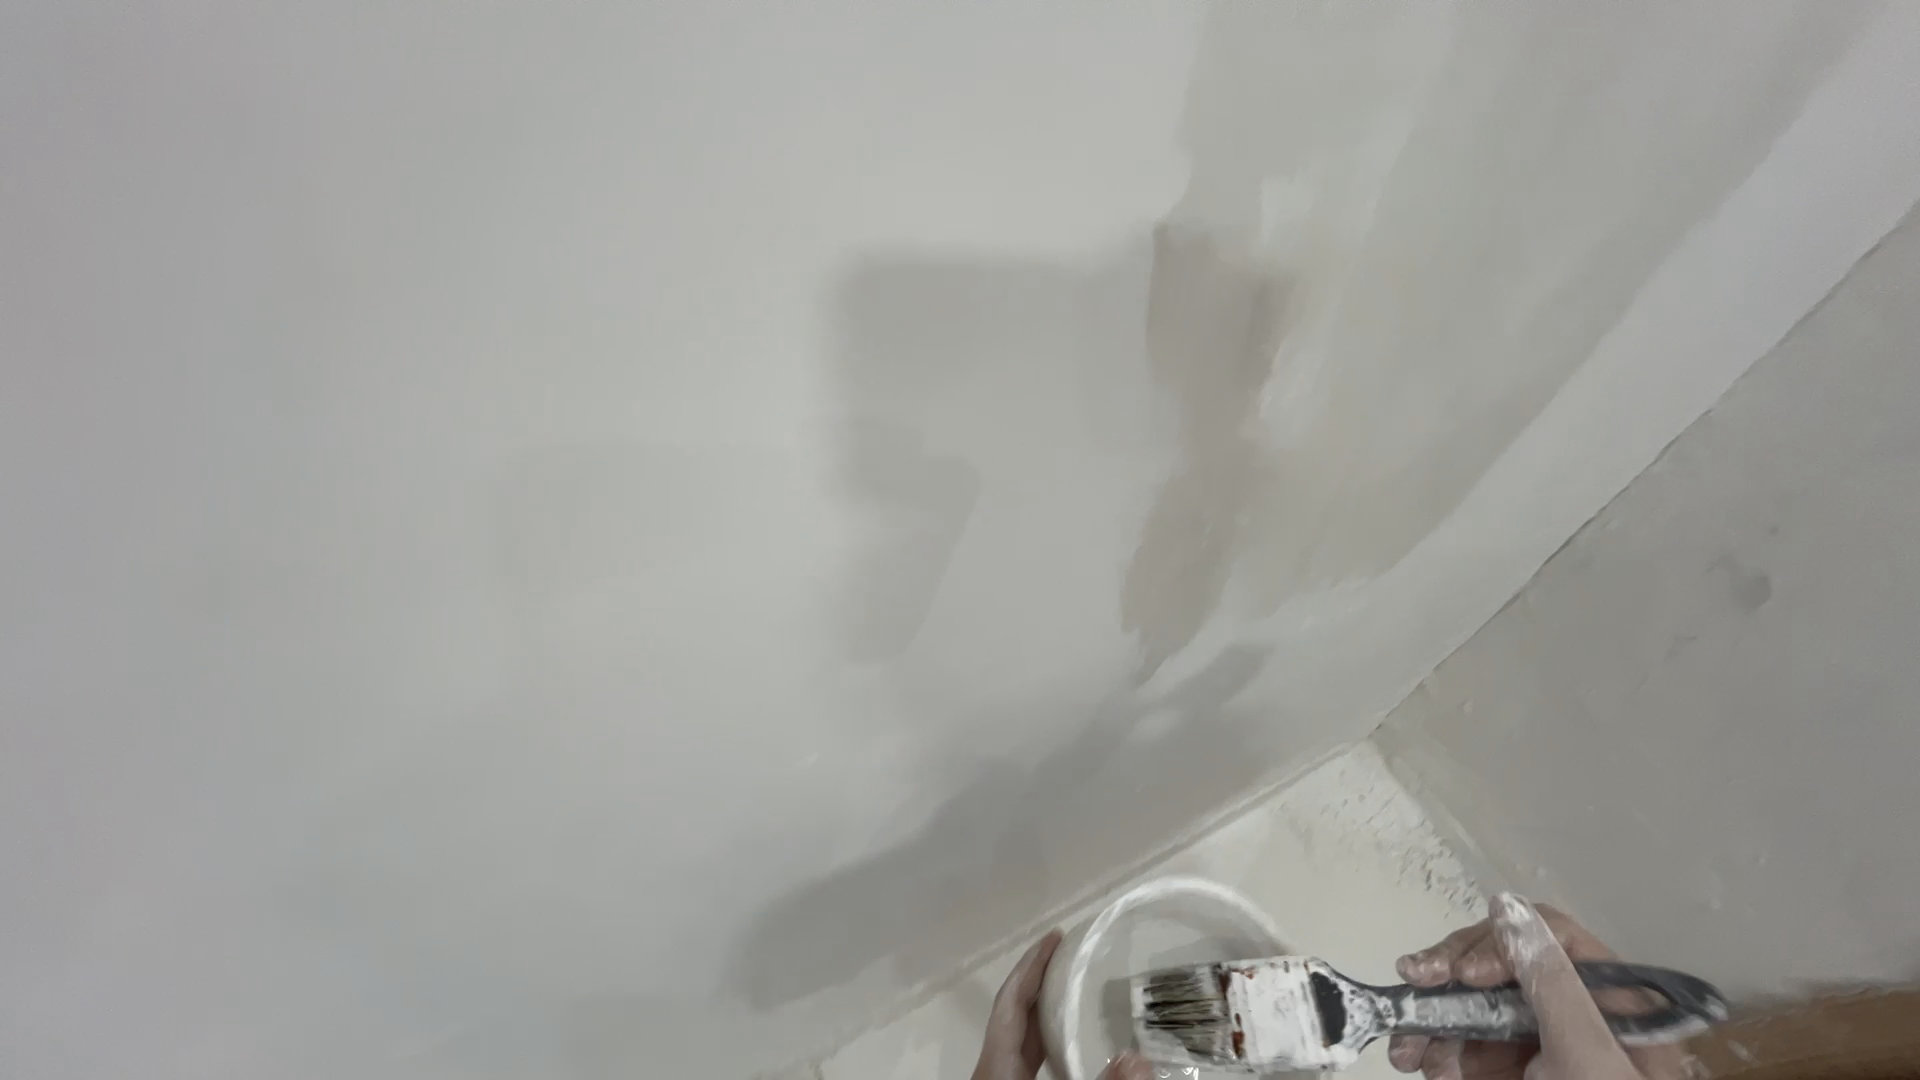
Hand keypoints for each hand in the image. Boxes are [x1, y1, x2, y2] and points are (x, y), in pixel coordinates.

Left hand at [973, 930, 1151, 1079]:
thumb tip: (1139, 1059)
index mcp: (997, 1059)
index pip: (1011, 996)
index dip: (1032, 963)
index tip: (1056, 934)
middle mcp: (993, 1062)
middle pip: (1013, 1008)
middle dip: (1039, 975)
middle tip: (1070, 949)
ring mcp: (999, 1075)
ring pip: (1018, 1032)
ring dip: (1042, 1005)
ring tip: (1072, 982)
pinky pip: (1024, 1052)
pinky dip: (1044, 1034)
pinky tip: (1067, 1036)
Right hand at [1387, 895, 1688, 1079]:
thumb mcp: (1590, 1064)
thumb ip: (1552, 985)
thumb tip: (1508, 905)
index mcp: (1615, 1007)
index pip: (1553, 937)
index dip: (1503, 941)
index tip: (1467, 974)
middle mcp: (1570, 1011)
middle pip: (1497, 954)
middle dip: (1448, 971)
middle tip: (1415, 979)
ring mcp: (1528, 1036)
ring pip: (1463, 990)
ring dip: (1425, 1010)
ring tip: (1406, 1045)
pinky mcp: (1494, 1061)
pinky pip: (1449, 1029)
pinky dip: (1423, 1040)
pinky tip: (1412, 1057)